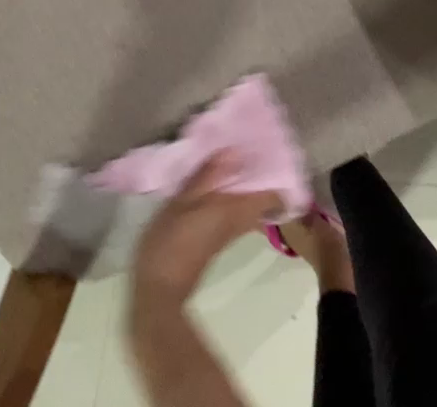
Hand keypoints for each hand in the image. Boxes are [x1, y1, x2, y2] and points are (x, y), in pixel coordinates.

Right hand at [132, 155, 282, 306]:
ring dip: (245, 187)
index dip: (276, 175)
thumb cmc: (170, 241)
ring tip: (232, 162)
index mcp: (237, 209)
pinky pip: (235, 213)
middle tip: (250, 153)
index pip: (274, 197)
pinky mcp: (217, 239)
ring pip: (249, 206)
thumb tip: (235, 150)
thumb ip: (207, 177)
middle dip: (260, 178)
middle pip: (263, 200)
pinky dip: (232, 198)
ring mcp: (229, 232)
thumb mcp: (182, 203)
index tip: (269, 155)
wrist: (160, 287)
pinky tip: (214, 185)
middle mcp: (240, 221)